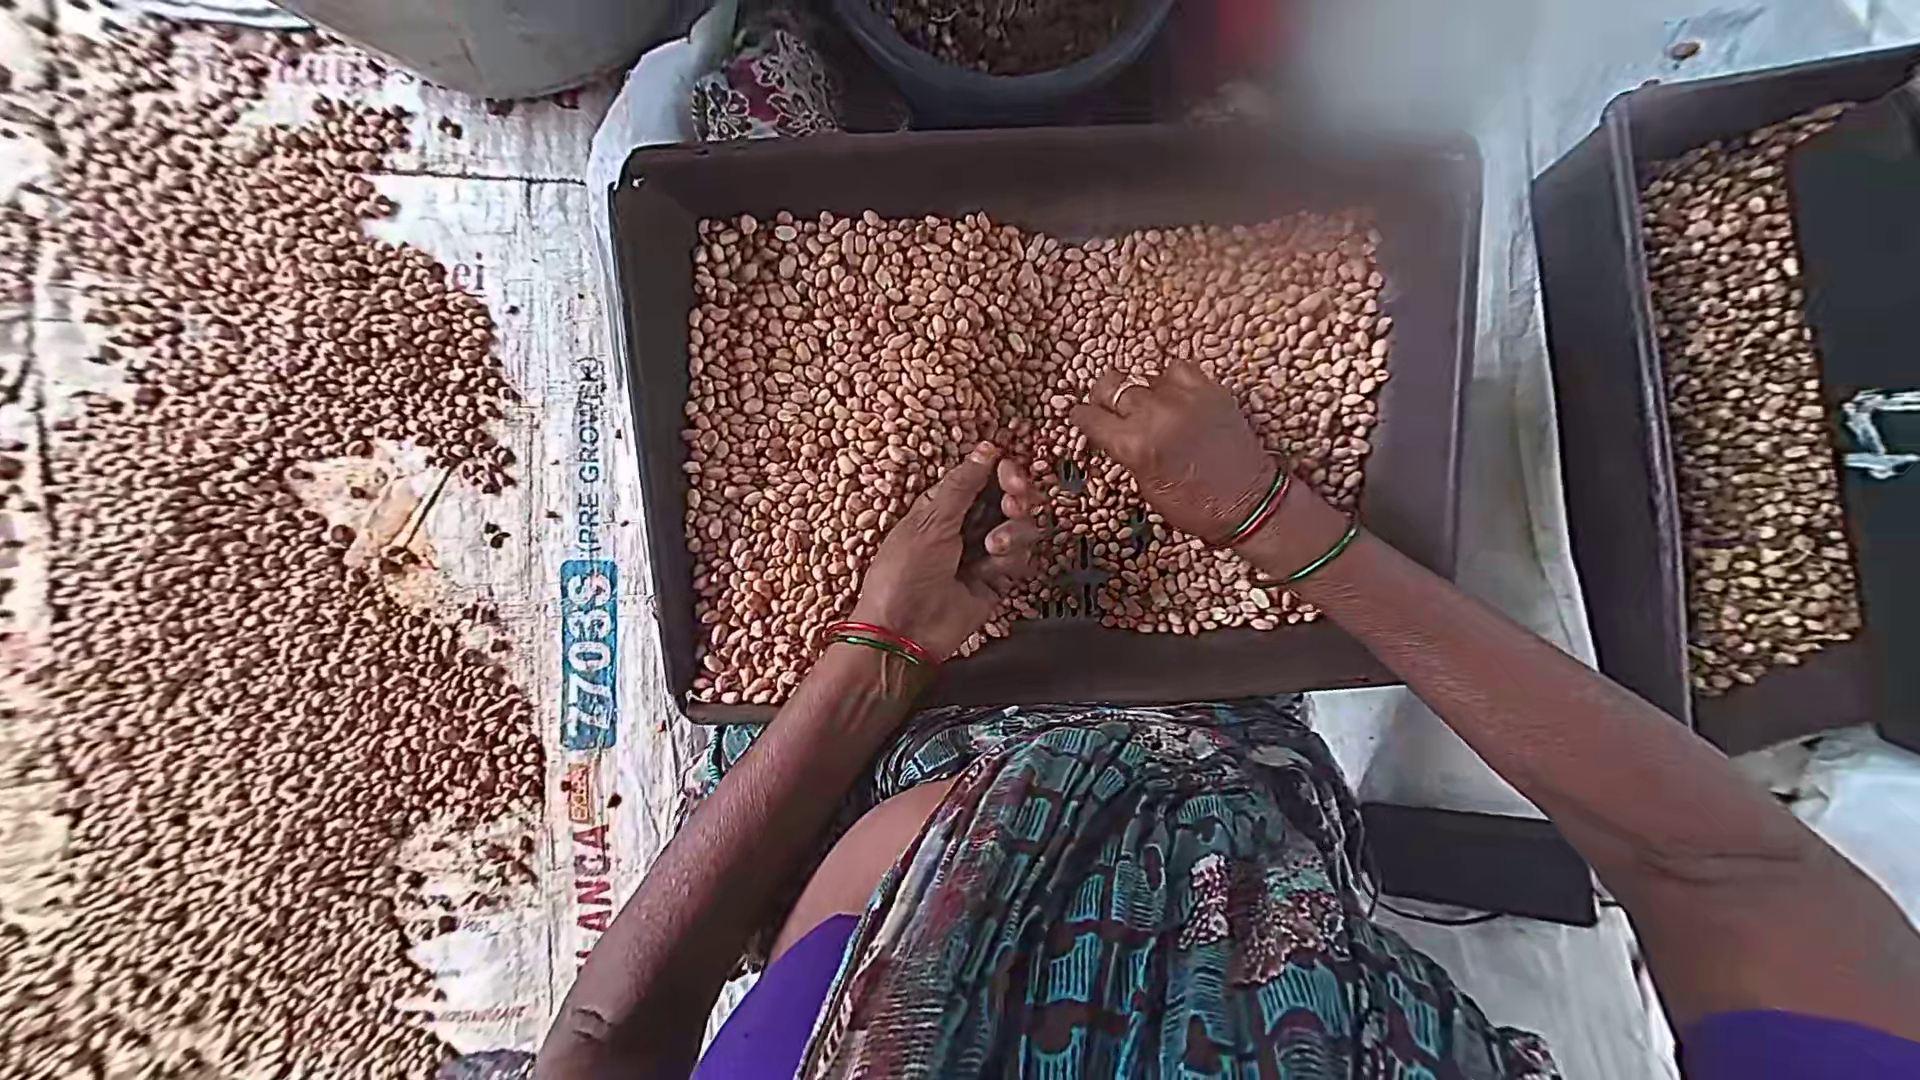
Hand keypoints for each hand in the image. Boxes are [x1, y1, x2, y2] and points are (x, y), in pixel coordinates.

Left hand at [850, 442, 1041, 659]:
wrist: (904, 631)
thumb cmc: (904, 573)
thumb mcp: (929, 522)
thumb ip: (962, 485)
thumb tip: (986, 449)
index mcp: (944, 507)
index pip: (983, 478)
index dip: (1000, 472)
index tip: (1006, 470)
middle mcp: (967, 527)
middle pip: (1008, 499)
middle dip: (1015, 496)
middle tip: (1013, 499)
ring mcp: (984, 554)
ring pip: (1020, 527)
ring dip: (1013, 530)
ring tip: (993, 544)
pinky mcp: (998, 581)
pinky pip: (1020, 559)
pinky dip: (1010, 559)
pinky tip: (990, 567)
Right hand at [1070, 361, 1277, 544]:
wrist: (1246, 503)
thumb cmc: (1191, 505)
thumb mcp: (1144, 483)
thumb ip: (1125, 450)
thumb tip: (1112, 430)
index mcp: (1132, 445)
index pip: (1089, 417)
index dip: (1083, 417)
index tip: (1083, 417)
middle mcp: (1153, 416)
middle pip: (1111, 386)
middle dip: (1105, 398)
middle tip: (1109, 408)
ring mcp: (1183, 399)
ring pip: (1143, 378)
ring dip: (1140, 393)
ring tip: (1148, 409)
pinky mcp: (1209, 390)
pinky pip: (1177, 371)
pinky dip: (1170, 381)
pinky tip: (1173, 397)